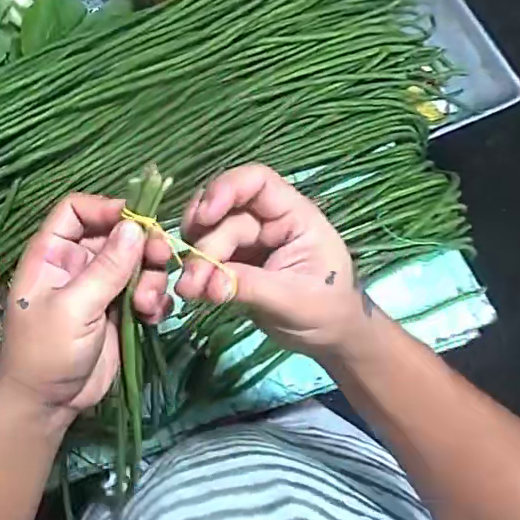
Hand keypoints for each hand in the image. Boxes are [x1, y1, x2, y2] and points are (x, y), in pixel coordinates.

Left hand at [0, 194, 171, 427]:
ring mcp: (101, 287)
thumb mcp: (74, 308)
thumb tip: (136, 226)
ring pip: (137, 263)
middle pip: (117, 234)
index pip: (76, 210)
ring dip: (151, 278)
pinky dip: (154, 299)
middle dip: (142, 245)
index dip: (105, 208)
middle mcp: (78, 263)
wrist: (49, 404)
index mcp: (53, 254)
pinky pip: (146, 291)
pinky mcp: (120, 311)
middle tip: (162, 257)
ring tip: (146, 304)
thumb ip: (107, 268)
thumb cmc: (46, 352)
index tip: (137, 220)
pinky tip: (152, 317)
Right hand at [175, 164, 370, 357]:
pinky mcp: (235, 262)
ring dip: (194, 259)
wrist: (331, 337)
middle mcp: (268, 220)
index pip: (257, 182)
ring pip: (210, 235)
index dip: (226, 189)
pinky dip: (196, 272)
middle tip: (190, 284)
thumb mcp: (295, 300)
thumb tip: (208, 283)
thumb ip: (252, 287)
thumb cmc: (327, 310)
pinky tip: (192, 292)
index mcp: (294, 215)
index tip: (204, 217)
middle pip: (225, 216)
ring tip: (188, 290)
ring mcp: (249, 240)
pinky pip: (208, 258)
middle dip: (205, 246)